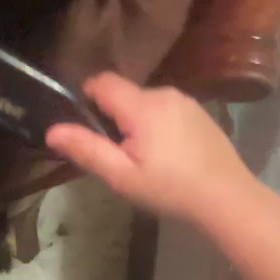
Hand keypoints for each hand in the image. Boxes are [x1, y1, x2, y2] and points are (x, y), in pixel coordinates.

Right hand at [46, 74, 257, 227]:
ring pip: (144, 103)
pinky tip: (166, 157)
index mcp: (142, 105)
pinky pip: (165, 111)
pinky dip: (156, 127)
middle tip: (116, 158)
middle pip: (123, 95)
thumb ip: (87, 149)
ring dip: (135, 124)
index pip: (102, 81)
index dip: (86, 99)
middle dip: (112, 119)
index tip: (86, 130)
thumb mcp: (121, 176)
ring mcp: (186, 101)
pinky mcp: (200, 113)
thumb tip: (51, 130)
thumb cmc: (169, 189)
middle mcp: (164, 93)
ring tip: (143, 161)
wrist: (227, 198)